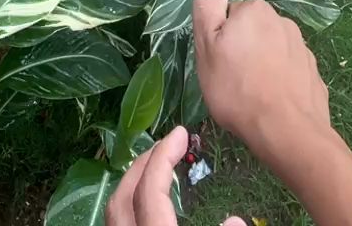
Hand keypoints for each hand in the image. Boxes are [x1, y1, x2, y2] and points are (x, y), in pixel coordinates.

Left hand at [106, 126, 242, 225]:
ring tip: (155, 169)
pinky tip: (150, 207)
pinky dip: (131, 207)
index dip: (163, 158)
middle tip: (165, 146)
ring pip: (115, 214)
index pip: (150, 192)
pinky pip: (121, 225)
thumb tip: (236, 220)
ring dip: (133, 185)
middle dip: (142, 165)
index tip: (181, 133)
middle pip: (122, 199)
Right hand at [192, 0, 341, 169]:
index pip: (228, 16)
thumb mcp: (206, 48)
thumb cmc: (238, 90)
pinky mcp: (313, 72)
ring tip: (255, 95)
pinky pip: (288, 70)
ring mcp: (302, 47)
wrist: (288, 132)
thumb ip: (207, 12)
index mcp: (255, 9)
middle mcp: (282, 20)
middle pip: (251, 31)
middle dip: (242, 50)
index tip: (220, 62)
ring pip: (271, 50)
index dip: (220, 39)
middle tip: (233, 79)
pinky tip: (275, 103)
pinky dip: (280, 81)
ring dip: (263, 64)